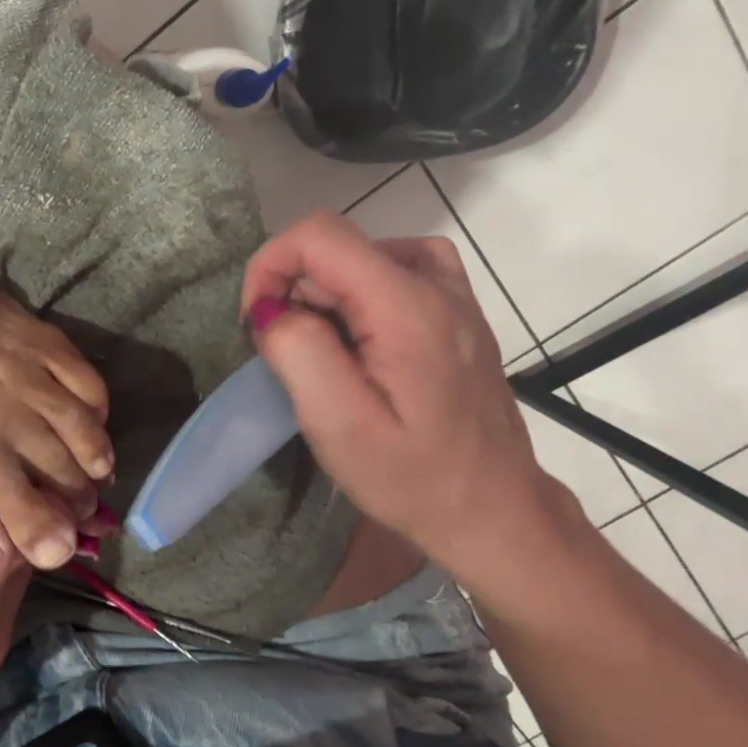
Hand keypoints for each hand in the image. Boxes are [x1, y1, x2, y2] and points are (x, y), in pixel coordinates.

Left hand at [0, 231, 113, 586]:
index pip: (30, 518)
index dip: (48, 541)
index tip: (53, 545)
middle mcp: (10, 418)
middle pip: (70, 480)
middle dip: (74, 505)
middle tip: (69, 510)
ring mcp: (32, 376)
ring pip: (88, 437)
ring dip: (91, 465)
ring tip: (81, 476)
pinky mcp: (46, 341)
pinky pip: (93, 387)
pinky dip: (97, 414)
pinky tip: (82, 425)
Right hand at [238, 213, 562, 559]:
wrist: (491, 512)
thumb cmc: (410, 476)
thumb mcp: (337, 422)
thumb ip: (297, 349)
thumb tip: (269, 307)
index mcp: (406, 307)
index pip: (319, 234)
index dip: (270, 264)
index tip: (256, 322)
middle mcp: (436, 287)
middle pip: (337, 247)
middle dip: (292, 290)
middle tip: (289, 358)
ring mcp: (454, 298)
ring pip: (363, 254)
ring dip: (322, 293)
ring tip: (321, 349)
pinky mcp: (456, 316)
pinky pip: (395, 271)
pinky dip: (357, 291)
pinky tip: (355, 335)